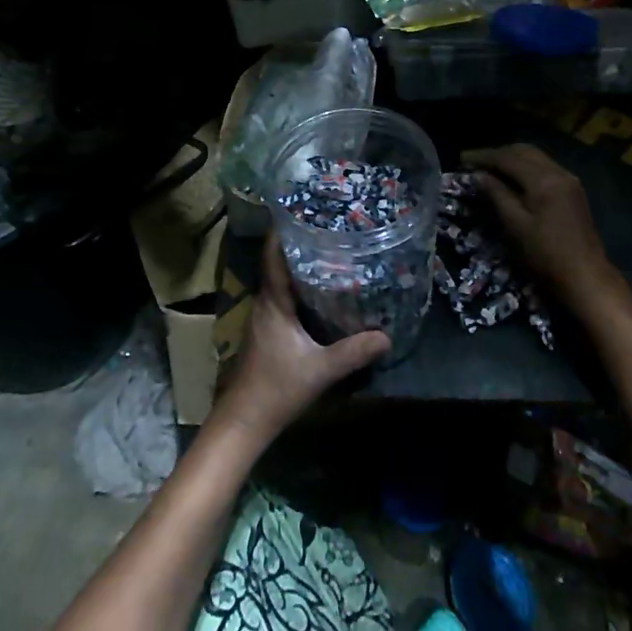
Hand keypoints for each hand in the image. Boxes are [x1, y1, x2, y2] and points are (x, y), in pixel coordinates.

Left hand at [215, 235, 389, 441]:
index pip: (274, 255)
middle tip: (331, 228)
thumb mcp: (320, 370)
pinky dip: (302, 287)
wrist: (244, 421)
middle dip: (301, 243)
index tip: (305, 210)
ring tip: (333, 252)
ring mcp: (265, 317)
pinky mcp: (269, 331)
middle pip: (281, 263)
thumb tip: (387, 336)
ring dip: (302, 266)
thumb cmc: (276, 388)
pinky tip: (324, 291)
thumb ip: (353, 352)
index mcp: (273, 302)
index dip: (284, 231)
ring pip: (283, 281)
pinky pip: (286, 297)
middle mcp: (266, 303)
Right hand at [462, 144, 625, 312]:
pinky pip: (545, 167)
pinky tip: (512, 178)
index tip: (461, 158)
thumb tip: (478, 175)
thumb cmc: (545, 254)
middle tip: (474, 162)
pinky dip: (525, 167)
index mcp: (543, 179)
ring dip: (512, 158)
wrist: (586, 277)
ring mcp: (569, 180)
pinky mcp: (573, 190)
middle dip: (497, 153)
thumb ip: (496, 194)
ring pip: (536, 157)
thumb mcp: (514, 225)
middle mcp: (559, 172)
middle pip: (523, 151)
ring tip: (489, 168)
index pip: (507, 158)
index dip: (482, 156)